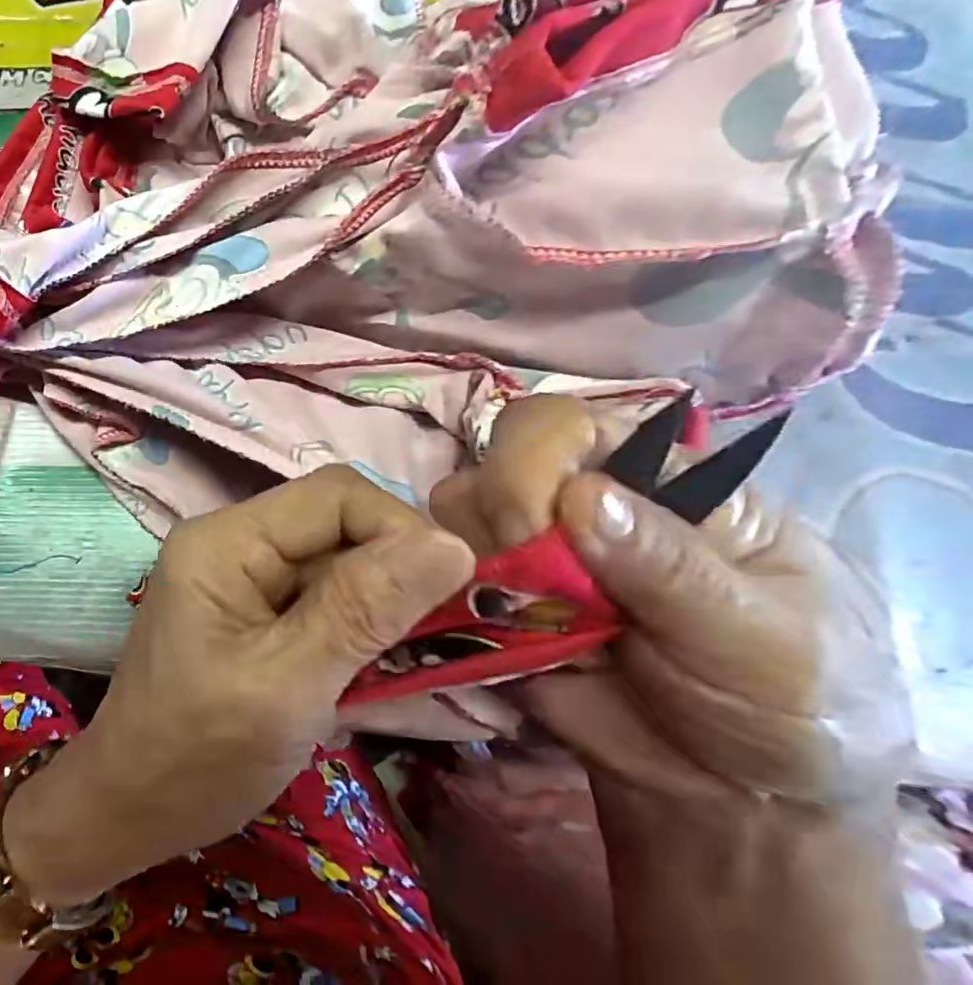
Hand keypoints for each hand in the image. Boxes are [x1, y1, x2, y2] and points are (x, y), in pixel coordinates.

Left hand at [3, 465, 473, 904]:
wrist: (135, 802)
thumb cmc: (198, 751)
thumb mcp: (287, 683)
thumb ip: (362, 610)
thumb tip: (450, 543)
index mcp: (224, 541)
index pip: (335, 496)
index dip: (403, 533)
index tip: (456, 600)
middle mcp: (232, 545)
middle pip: (341, 530)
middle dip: (400, 581)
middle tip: (444, 648)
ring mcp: (242, 582)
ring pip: (341, 571)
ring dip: (387, 617)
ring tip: (415, 672)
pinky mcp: (254, 617)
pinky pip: (324, 607)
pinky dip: (361, 639)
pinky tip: (382, 682)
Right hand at [429, 396, 912, 805]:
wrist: (734, 796)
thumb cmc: (790, 705)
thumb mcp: (765, 641)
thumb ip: (674, 568)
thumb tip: (582, 494)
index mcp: (659, 487)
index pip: (564, 428)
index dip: (532, 462)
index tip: (540, 530)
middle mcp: (576, 506)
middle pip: (490, 466)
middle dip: (500, 524)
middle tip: (538, 594)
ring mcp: (523, 554)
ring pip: (451, 517)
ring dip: (471, 566)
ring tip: (530, 628)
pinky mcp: (486, 601)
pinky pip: (434, 577)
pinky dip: (445, 601)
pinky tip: (495, 641)